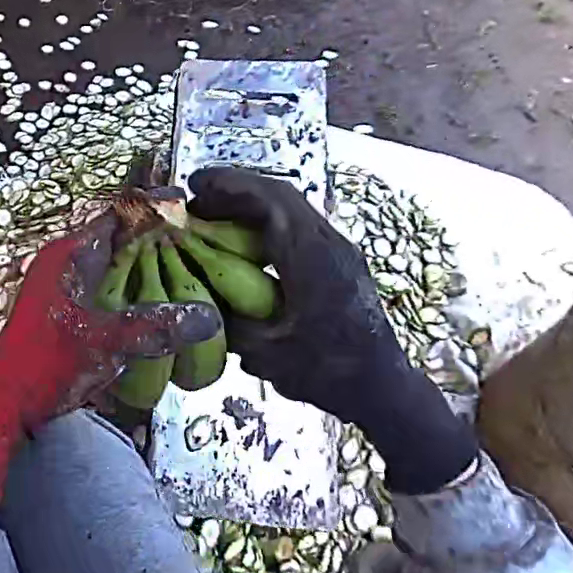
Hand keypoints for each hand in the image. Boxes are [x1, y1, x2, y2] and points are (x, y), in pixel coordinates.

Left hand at [0, 216, 218, 505]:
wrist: (6, 405)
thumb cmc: (47, 366)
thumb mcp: (105, 343)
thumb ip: (155, 326)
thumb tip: (208, 315)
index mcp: (68, 257)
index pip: (117, 216)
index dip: (151, 208)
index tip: (185, 204)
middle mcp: (62, 264)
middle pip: (117, 238)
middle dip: (153, 238)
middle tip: (195, 240)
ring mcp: (61, 287)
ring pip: (111, 264)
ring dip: (142, 265)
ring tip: (185, 268)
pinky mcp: (63, 311)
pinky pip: (104, 287)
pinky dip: (130, 289)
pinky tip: (154, 306)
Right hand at [187, 167, 476, 493]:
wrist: (382, 389)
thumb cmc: (328, 371)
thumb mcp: (266, 353)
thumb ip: (226, 319)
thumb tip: (189, 295)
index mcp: (313, 258)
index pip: (273, 201)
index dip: (231, 185)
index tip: (195, 184)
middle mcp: (328, 244)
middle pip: (279, 197)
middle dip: (233, 193)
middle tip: (194, 204)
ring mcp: (336, 250)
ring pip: (288, 210)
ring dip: (247, 208)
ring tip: (210, 220)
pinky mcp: (336, 262)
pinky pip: (294, 228)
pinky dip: (261, 225)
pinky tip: (238, 246)